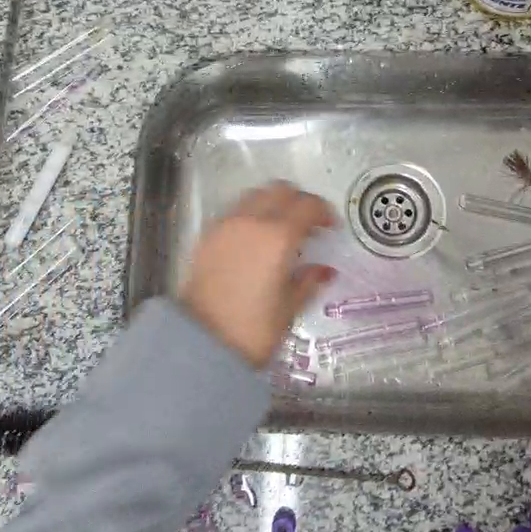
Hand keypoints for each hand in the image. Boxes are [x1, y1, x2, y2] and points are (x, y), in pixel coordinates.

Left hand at [179, 181, 339, 368]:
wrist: (200, 342)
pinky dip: (251, 214)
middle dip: (299, 201)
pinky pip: (236, 210)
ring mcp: (227, 224)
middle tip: (308, 224)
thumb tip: (323, 269)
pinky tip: (256, 239)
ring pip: (256, 195)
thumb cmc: (252, 330)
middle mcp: (252, 221)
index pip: (308, 206)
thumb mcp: (289, 308)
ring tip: (281, 230)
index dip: (323, 212)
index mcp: (278, 237)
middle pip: (281, 190)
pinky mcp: (208, 234)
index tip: (330, 227)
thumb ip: (308, 282)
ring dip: (274, 203)